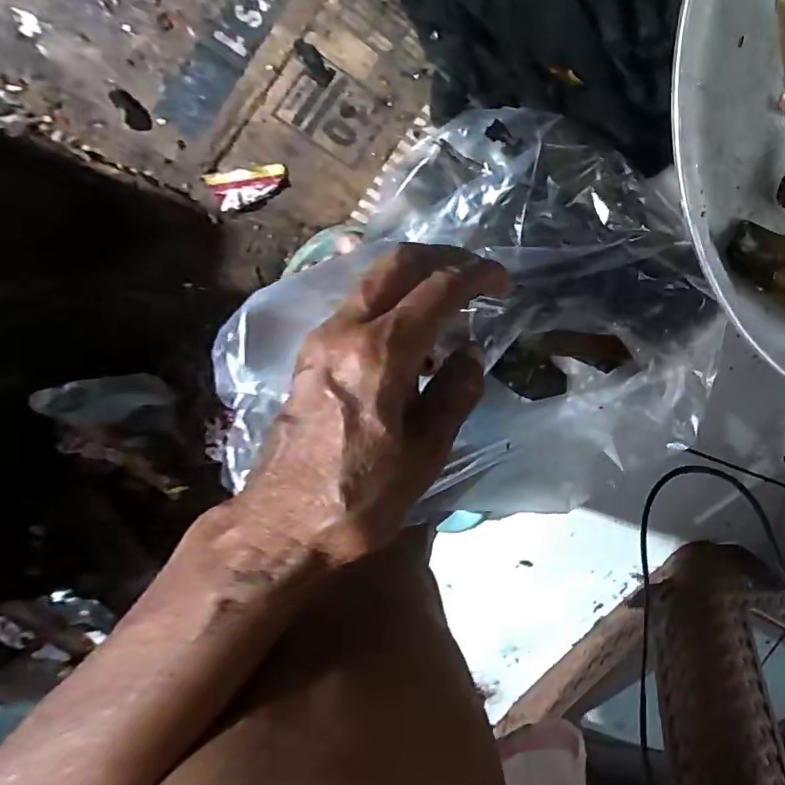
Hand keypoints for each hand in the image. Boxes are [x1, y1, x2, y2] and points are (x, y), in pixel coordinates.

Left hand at [232, 245, 508, 566]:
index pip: (437, 289)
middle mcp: (345, 331)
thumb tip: (470, 352)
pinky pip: (360, 304)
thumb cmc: (362, 496)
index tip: (504, 280)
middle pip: (398, 263)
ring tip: (453, 299)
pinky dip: (395, 299)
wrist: (280, 528)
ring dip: (418, 275)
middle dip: (444, 256)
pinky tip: (416, 332)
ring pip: (374, 278)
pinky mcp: (310, 354)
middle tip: (477, 271)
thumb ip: (456, 392)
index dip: (477, 275)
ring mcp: (321, 339)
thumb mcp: (427, 451)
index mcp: (381, 353)